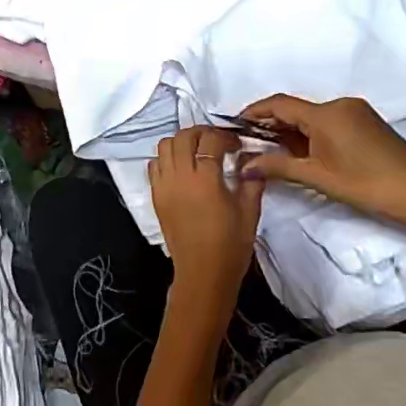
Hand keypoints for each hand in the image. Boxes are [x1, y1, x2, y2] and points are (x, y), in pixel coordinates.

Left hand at [149, 126, 264, 315]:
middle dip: (202, 133)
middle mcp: (180, 177)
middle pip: (183, 137)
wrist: (203, 272)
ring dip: (181, 142)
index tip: (237, 146)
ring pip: (164, 146)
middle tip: (217, 143)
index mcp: (205, 180)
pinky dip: (166, 158)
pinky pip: (154, 165)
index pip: (211, 141)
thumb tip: (251, 160)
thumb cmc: (230, 244)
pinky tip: (182, 168)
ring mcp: (164, 186)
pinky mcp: (156, 196)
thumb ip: (251, 180)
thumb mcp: (249, 211)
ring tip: (198, 152)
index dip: (226, 137)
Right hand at [239, 95, 405, 225]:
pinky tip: (300, 152)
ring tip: (270, 152)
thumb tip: (243, 166)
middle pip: (295, 109)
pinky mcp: (364, 121)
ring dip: (290, 131)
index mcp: (325, 114)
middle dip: (270, 124)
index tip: (234, 124)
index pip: (279, 104)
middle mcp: (339, 105)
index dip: (254, 112)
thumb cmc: (366, 184)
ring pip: (311, 116)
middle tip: (248, 143)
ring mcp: (354, 111)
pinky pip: (327, 121)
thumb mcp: (317, 177)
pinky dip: (309, 133)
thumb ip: (277, 167)